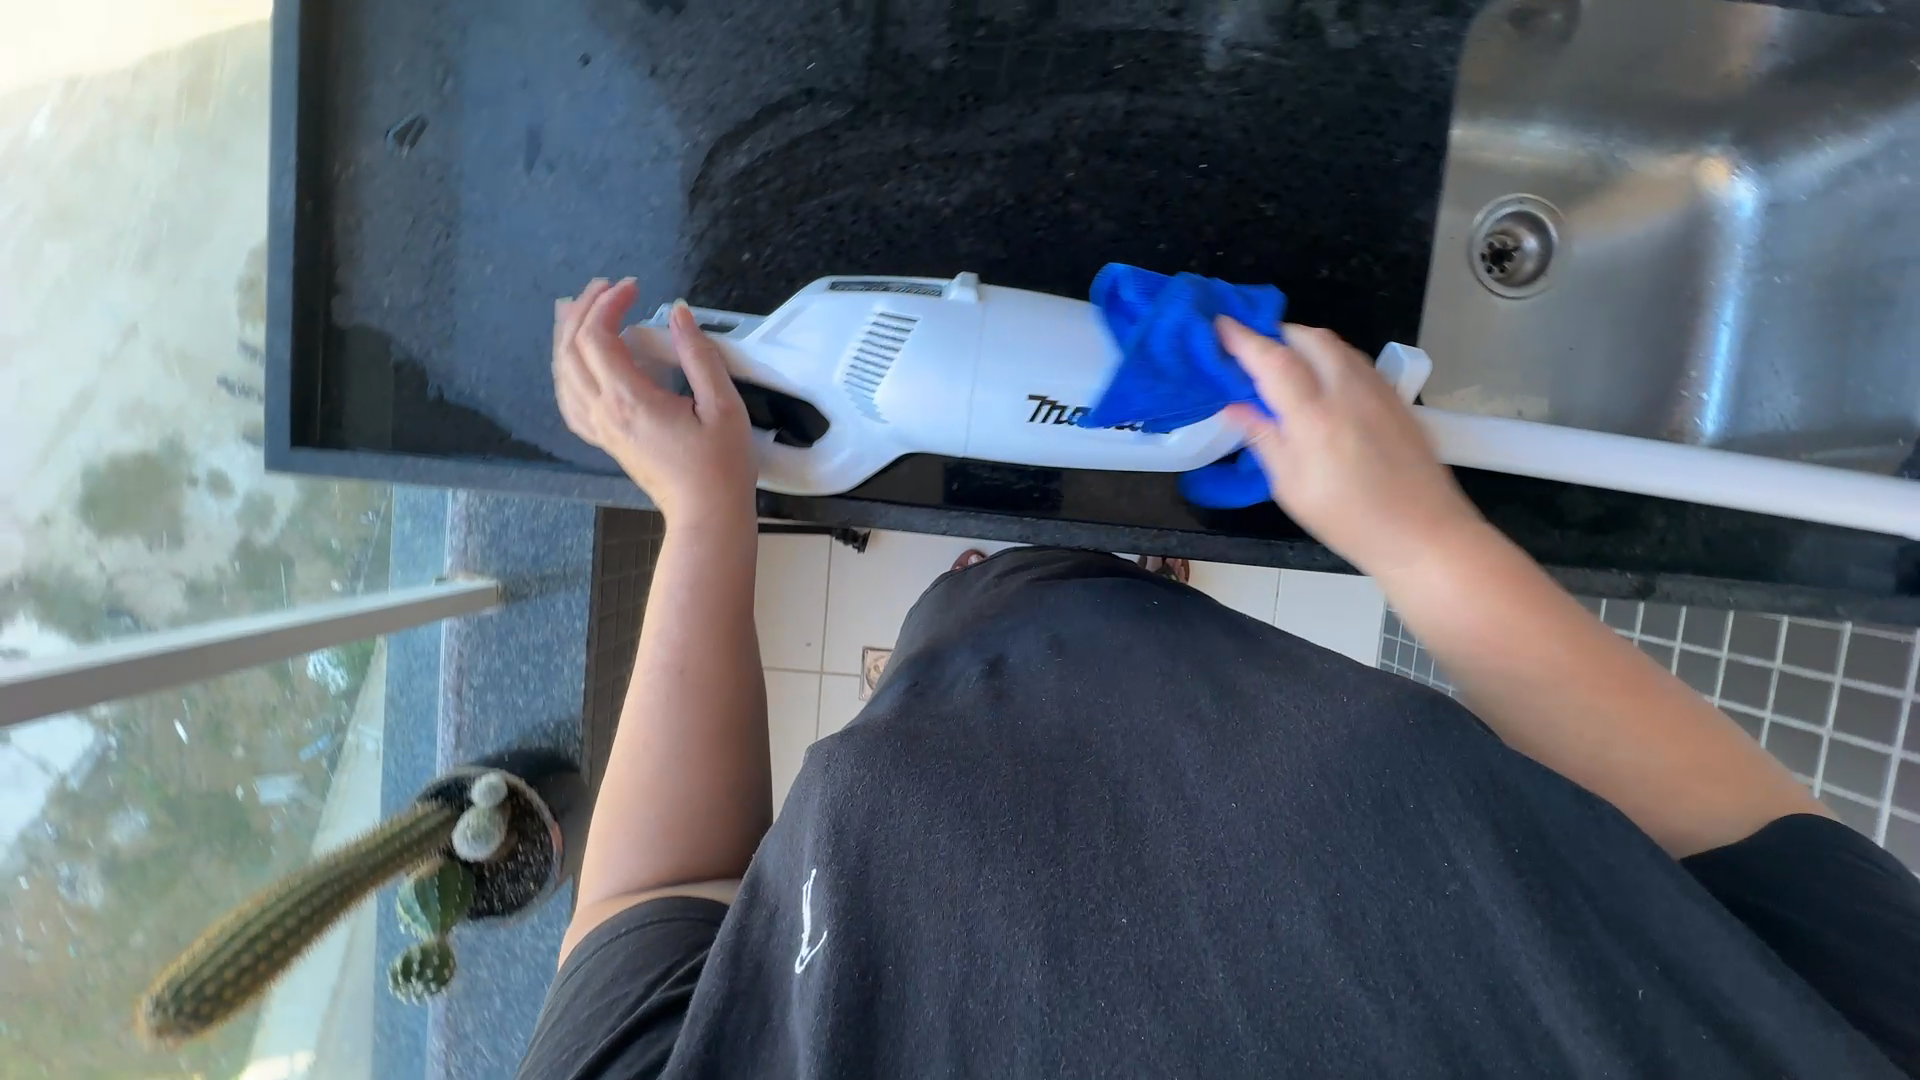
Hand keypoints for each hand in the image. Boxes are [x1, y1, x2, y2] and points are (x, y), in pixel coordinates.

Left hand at [553, 278, 756, 525]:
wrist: (708, 514)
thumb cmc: (722, 464)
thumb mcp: (724, 406)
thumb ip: (699, 356)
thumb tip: (678, 312)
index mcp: (630, 399)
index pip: (597, 336)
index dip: (609, 303)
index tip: (634, 287)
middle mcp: (603, 411)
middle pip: (570, 349)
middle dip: (583, 310)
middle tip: (606, 287)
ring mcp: (599, 429)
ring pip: (562, 373)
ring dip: (567, 336)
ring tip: (578, 310)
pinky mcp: (605, 441)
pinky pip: (569, 401)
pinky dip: (565, 372)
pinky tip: (575, 363)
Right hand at [1216, 318, 1483, 576]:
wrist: (1424, 532)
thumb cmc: (1348, 520)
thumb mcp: (1290, 488)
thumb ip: (1264, 440)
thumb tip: (1236, 408)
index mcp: (1314, 418)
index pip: (1272, 361)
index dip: (1242, 339)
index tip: (1219, 325)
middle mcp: (1348, 392)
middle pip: (1307, 338)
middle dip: (1274, 334)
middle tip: (1249, 349)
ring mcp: (1377, 391)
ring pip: (1335, 345)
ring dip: (1302, 343)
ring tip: (1280, 362)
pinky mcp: (1395, 398)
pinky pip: (1355, 360)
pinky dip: (1328, 356)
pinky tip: (1319, 380)